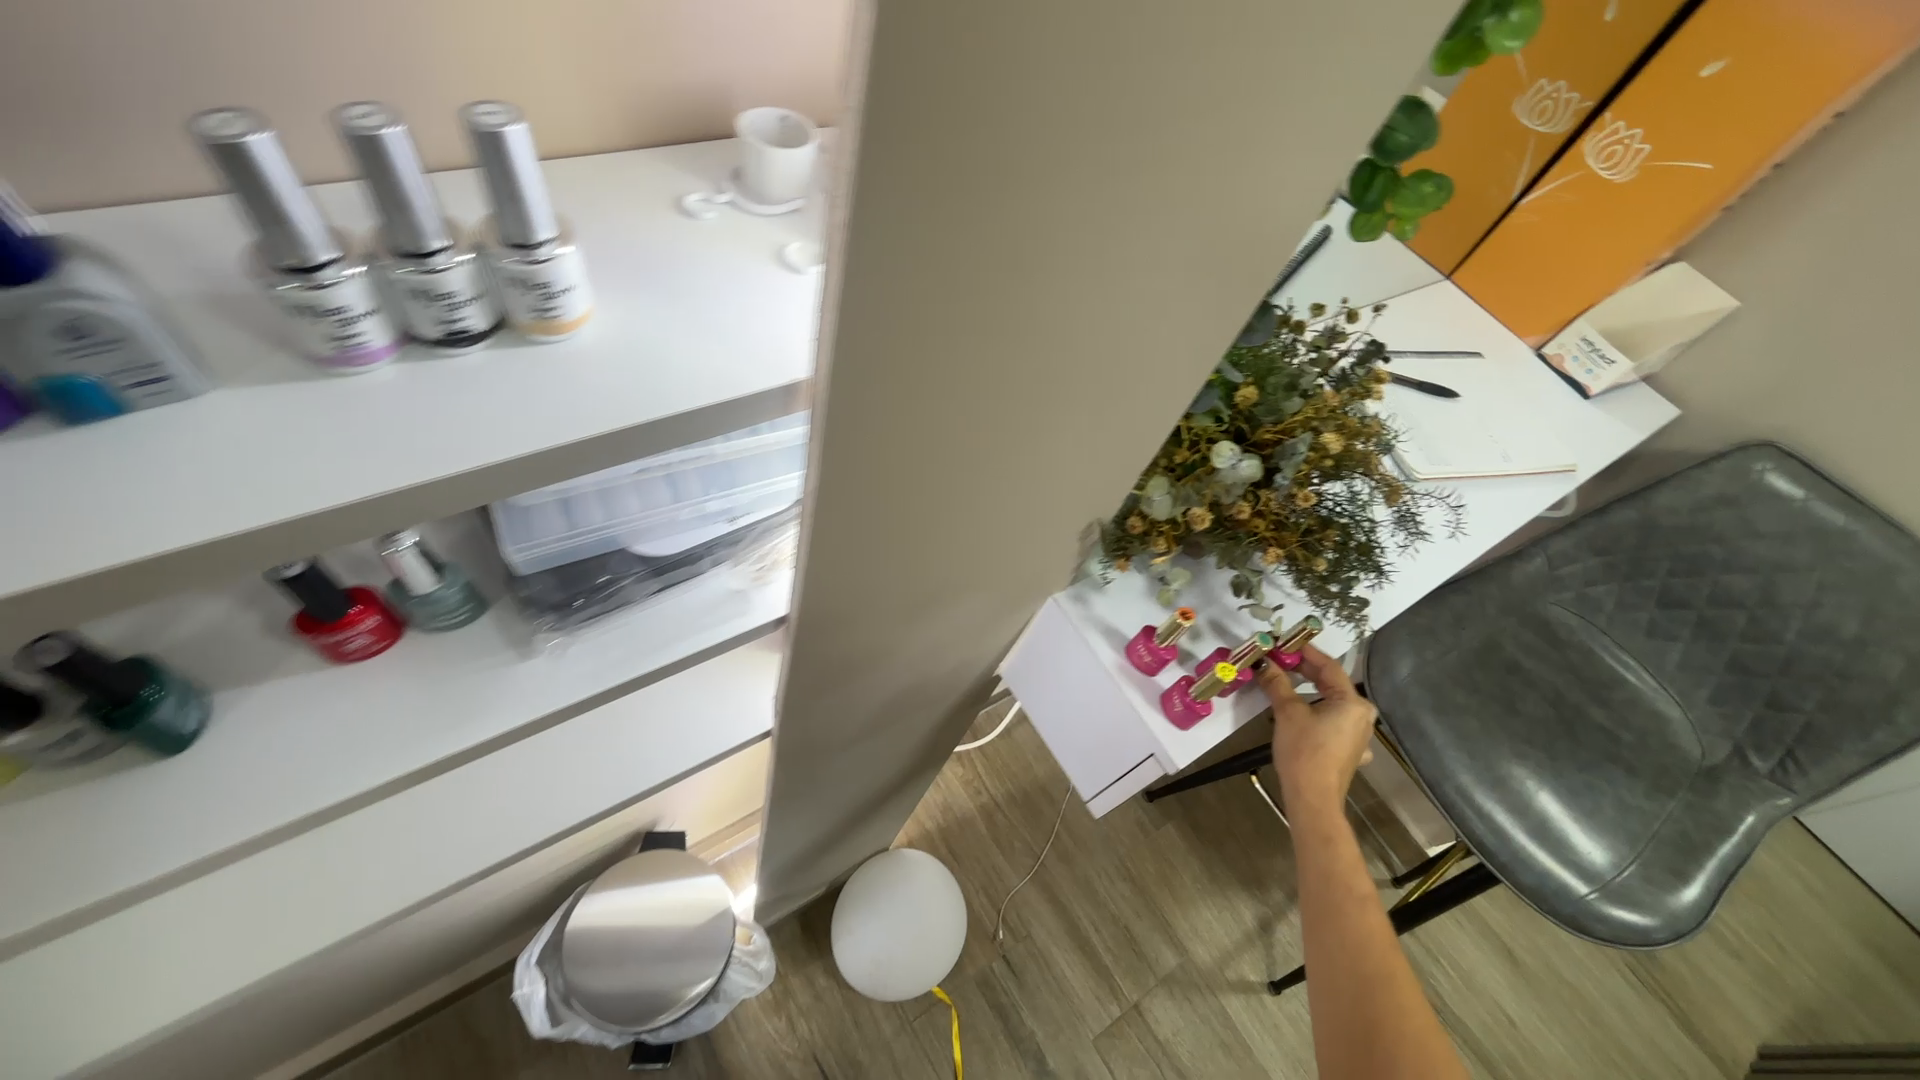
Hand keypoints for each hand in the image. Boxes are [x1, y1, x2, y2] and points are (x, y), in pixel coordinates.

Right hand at [1253, 644, 1377, 810]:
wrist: (1312, 799)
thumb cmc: (1303, 751)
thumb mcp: (1287, 712)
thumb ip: (1277, 682)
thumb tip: (1262, 661)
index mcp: (1352, 702)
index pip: (1328, 666)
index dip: (1303, 652)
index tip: (1282, 642)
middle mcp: (1362, 715)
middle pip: (1331, 684)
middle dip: (1304, 671)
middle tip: (1278, 659)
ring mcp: (1359, 735)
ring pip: (1332, 703)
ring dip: (1308, 691)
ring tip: (1284, 682)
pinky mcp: (1350, 750)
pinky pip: (1333, 722)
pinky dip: (1317, 713)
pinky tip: (1306, 716)